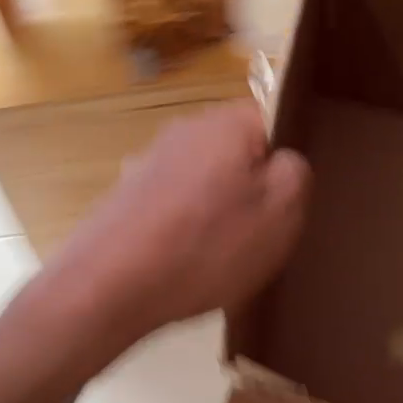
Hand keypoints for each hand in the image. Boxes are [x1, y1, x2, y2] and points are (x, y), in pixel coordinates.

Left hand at [41, 101, 310, 353]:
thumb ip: (294, 171)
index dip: (285, 155)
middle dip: (250, 184)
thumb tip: (282, 159)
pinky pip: (173, 202)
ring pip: (204, 177)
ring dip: (216, 207)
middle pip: (236, 149)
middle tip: (260, 230)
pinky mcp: (127, 192)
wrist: (108, 285)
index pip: (271, 117)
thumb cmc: (206, 245)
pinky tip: (184, 262)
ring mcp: (150, 159)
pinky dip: (184, 226)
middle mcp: (184, 129)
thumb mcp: (280, 212)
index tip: (287, 196)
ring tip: (221, 253)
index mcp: (225, 122)